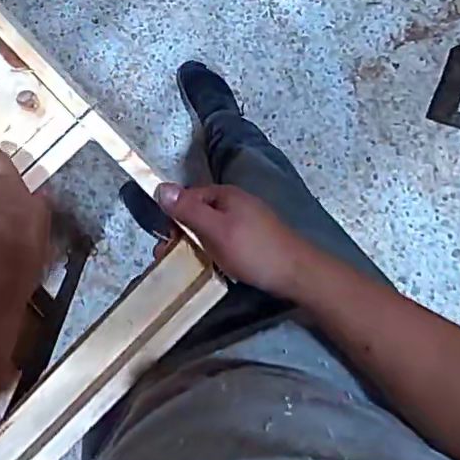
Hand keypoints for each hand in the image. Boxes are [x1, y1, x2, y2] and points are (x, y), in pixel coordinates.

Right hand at [156, 183, 332, 299]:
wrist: (298, 273)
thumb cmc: (253, 250)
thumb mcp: (215, 230)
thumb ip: (188, 210)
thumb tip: (160, 186)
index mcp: (225, 194)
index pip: (188, 197)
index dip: (173, 218)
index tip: (164, 244)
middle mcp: (236, 202)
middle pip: (199, 212)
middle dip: (183, 234)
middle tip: (173, 259)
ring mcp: (248, 219)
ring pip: (212, 228)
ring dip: (199, 244)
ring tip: (193, 265)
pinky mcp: (255, 238)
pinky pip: (226, 239)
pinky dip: (216, 251)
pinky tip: (216, 266)